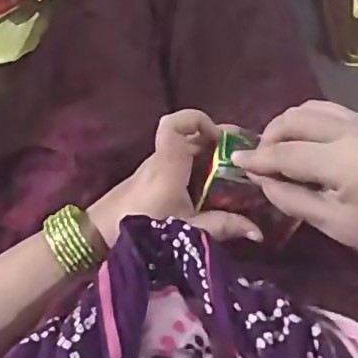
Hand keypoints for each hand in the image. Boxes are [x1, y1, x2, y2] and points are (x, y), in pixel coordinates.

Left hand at [87, 110, 263, 245]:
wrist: (98, 237)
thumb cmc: (141, 229)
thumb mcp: (186, 231)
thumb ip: (222, 227)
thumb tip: (258, 231)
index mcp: (168, 165)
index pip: (176, 123)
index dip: (199, 120)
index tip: (221, 139)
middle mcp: (160, 159)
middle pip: (189, 133)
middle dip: (217, 139)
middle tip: (244, 154)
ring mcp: (153, 167)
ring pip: (185, 147)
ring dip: (209, 154)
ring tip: (235, 170)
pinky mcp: (150, 178)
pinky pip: (179, 161)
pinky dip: (198, 166)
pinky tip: (213, 185)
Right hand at [233, 101, 357, 269]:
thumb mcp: (333, 224)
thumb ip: (290, 198)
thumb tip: (260, 179)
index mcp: (345, 161)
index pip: (286, 152)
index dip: (257, 159)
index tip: (234, 163)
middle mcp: (354, 131)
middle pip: (295, 119)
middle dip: (270, 136)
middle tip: (259, 159)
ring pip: (312, 108)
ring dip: (289, 124)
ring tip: (280, 150)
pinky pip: (332, 111)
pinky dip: (310, 122)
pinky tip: (306, 143)